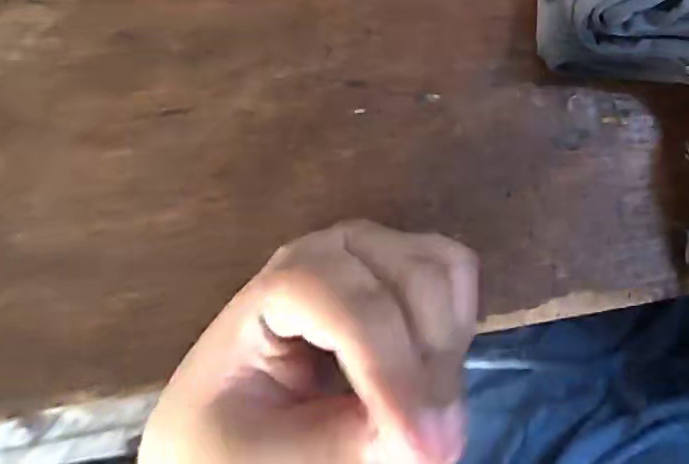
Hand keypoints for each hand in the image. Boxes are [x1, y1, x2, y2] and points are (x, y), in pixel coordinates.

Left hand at [140, 221, 478, 463]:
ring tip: (434, 419)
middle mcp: (338, 245)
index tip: (422, 451)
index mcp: (285, 282)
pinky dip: (460, 323)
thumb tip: (428, 443)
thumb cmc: (227, 442)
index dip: (395, 375)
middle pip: (414, 282)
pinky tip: (437, 375)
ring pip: (447, 272)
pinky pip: (458, 272)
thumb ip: (342, 448)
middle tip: (439, 450)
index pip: (358, 311)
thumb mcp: (264, 462)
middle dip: (432, 367)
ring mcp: (378, 245)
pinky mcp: (407, 258)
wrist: (230, 416)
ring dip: (451, 348)